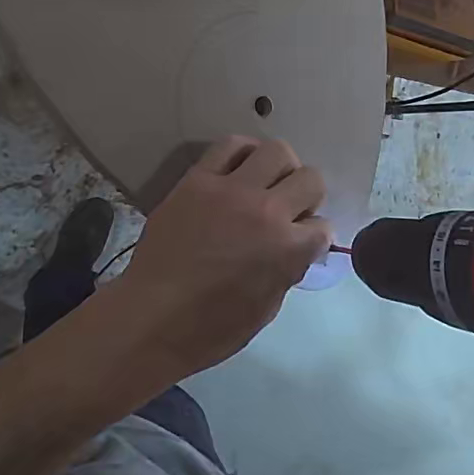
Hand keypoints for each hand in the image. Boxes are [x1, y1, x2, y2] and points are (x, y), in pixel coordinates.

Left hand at [104, 136, 329, 379]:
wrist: (151, 318)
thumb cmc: (211, 328)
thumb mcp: (267, 307)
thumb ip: (288, 268)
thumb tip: (295, 247)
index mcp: (287, 248)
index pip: (322, 226)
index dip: (314, 237)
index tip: (301, 242)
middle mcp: (266, 210)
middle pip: (310, 178)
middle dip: (307, 196)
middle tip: (290, 209)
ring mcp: (230, 190)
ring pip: (276, 150)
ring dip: (280, 167)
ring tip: (266, 182)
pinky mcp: (197, 180)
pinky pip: (228, 146)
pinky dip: (242, 153)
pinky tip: (239, 170)